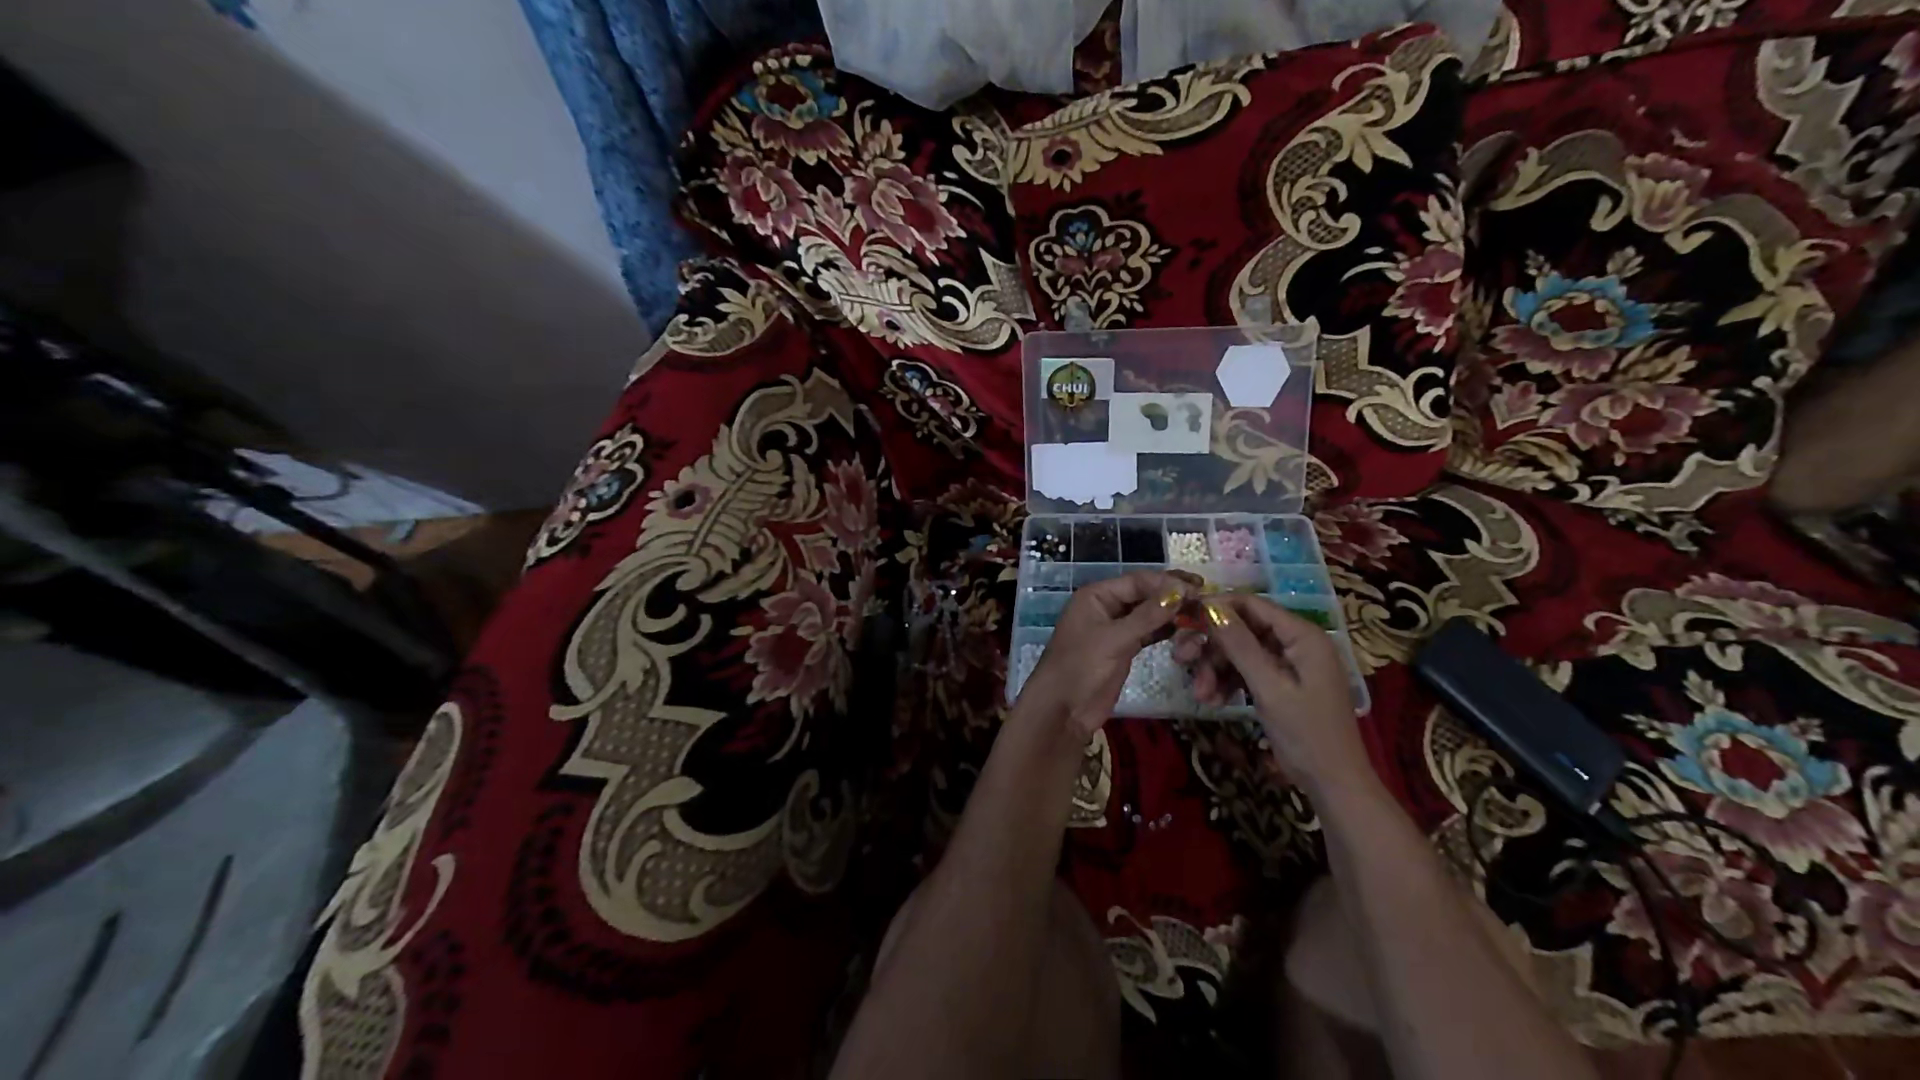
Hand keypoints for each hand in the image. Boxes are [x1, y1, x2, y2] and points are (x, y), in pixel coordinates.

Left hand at [1017, 571, 1189, 739]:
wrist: (1062, 710)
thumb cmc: (1081, 667)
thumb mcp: (1114, 639)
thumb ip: (1147, 616)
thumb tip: (1180, 592)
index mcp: (1096, 596)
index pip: (1137, 581)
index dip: (1167, 583)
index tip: (1199, 590)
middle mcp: (1105, 607)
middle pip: (1144, 594)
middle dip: (1172, 596)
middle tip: (1206, 599)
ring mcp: (1114, 628)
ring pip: (1148, 614)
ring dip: (1171, 613)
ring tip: (1201, 614)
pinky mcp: (1122, 649)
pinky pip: (1148, 632)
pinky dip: (1165, 630)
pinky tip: (1186, 631)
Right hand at [1174, 594, 1371, 796]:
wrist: (1332, 782)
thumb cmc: (1307, 732)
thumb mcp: (1269, 687)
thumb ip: (1240, 645)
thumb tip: (1211, 606)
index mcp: (1302, 636)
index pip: (1252, 605)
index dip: (1217, 608)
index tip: (1184, 620)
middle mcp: (1295, 643)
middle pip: (1241, 629)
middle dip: (1211, 647)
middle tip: (1181, 661)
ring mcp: (1288, 664)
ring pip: (1239, 652)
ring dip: (1215, 670)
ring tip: (1202, 695)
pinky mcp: (1280, 683)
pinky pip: (1246, 672)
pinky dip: (1228, 683)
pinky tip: (1214, 701)